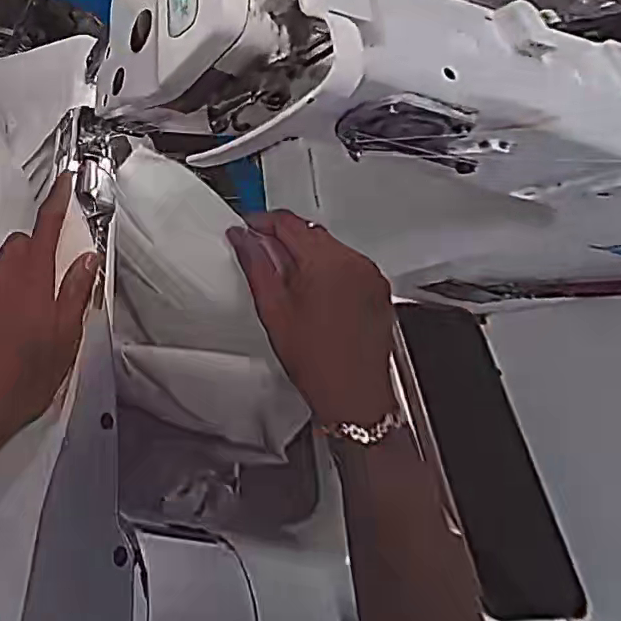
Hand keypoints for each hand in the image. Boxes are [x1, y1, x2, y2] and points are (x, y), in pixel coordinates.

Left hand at [0, 174, 99, 487]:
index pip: (47, 223)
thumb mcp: (64, 336)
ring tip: (23, 319)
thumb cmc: (22, 376)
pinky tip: (2, 324)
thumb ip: (76, 290)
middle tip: (50, 293)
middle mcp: (1, 271)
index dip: (58, 198)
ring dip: (16, 278)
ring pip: (3, 264)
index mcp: (32, 274)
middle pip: (23, 244)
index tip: (65, 180)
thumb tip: (86, 260)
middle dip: (38, 257)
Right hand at [228, 211, 395, 427]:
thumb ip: (255, 264)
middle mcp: (353, 261)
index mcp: (325, 262)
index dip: (262, 222)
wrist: (355, 398)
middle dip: (282, 238)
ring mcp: (369, 274)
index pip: (288, 222)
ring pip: (328, 245)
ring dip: (305, 253)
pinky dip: (327, 268)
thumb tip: (243, 238)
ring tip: (287, 281)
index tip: (248, 229)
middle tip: (260, 255)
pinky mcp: (377, 288)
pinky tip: (313, 292)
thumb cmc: (318, 362)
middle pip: (309, 231)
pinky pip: (347, 262)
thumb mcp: (273, 308)